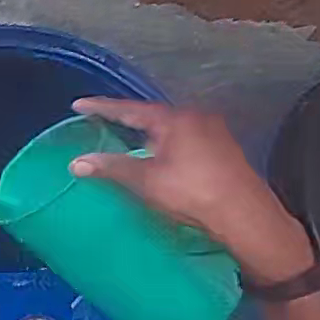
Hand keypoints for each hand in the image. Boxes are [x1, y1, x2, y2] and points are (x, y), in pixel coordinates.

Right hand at [69, 98, 317, 285]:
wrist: (244, 214)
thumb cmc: (192, 193)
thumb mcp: (146, 181)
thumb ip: (111, 168)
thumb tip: (76, 163)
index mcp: (173, 119)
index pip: (128, 109)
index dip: (101, 107)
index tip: (78, 104)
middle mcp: (195, 117)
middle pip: (151, 116)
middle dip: (126, 120)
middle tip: (101, 123)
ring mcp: (213, 131)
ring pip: (170, 128)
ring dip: (147, 134)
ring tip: (128, 141)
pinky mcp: (222, 148)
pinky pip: (184, 138)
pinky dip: (165, 144)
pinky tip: (160, 158)